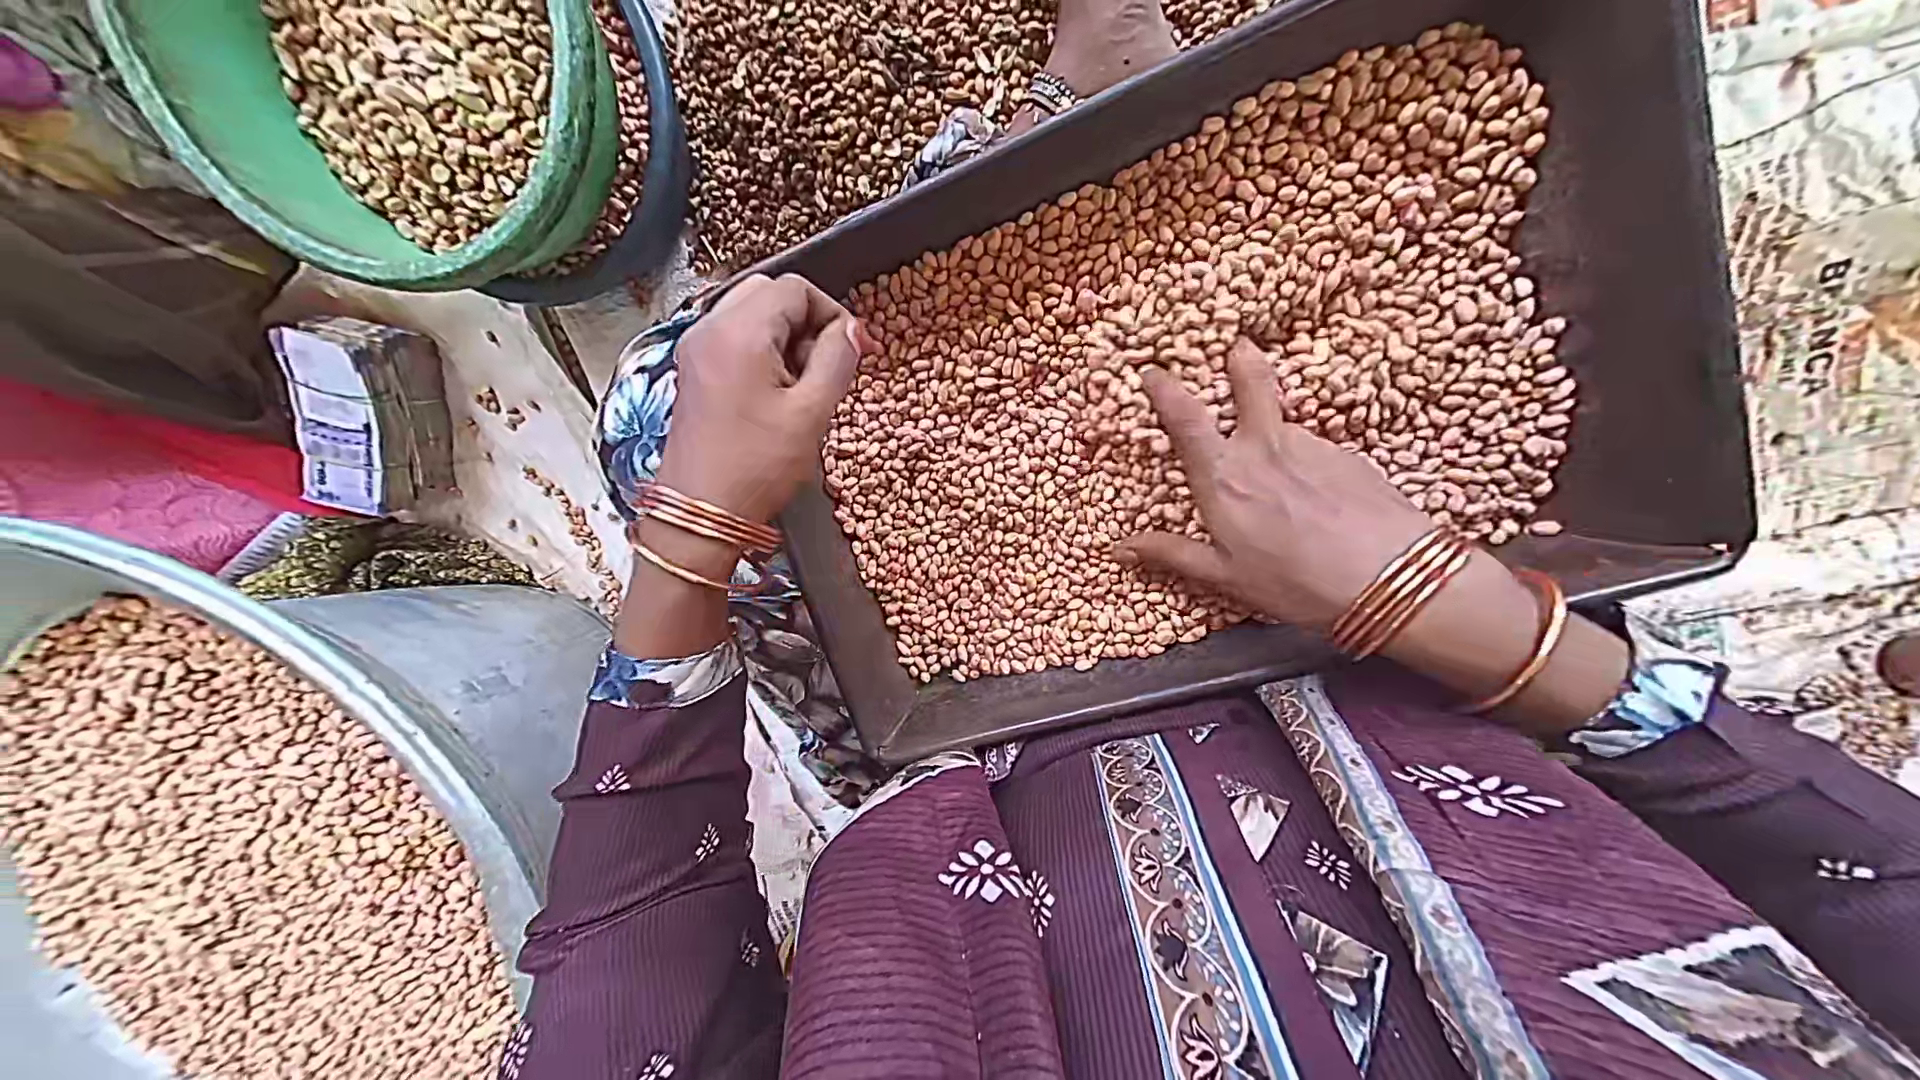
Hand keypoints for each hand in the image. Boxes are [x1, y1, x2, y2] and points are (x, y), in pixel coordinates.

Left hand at [653, 273, 873, 524]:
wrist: (702, 511)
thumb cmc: (757, 466)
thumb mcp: (811, 413)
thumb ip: (837, 360)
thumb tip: (852, 330)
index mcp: (738, 333)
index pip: (795, 289)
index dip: (834, 312)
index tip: (857, 348)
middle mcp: (709, 329)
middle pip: (770, 293)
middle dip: (809, 321)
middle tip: (830, 364)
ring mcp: (697, 349)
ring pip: (753, 314)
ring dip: (788, 337)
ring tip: (806, 385)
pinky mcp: (696, 370)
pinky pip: (737, 339)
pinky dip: (766, 351)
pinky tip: (781, 392)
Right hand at [1113, 339, 1435, 631]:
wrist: (1394, 581)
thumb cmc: (1295, 582)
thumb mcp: (1223, 576)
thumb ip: (1171, 553)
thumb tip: (1120, 548)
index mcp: (1224, 478)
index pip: (1185, 420)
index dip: (1164, 391)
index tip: (1152, 372)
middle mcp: (1264, 450)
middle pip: (1250, 386)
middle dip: (1240, 361)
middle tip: (1238, 347)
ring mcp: (1311, 447)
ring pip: (1284, 425)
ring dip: (1274, 433)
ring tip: (1281, 472)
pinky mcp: (1349, 456)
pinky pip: (1315, 451)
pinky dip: (1307, 463)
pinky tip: (1318, 498)